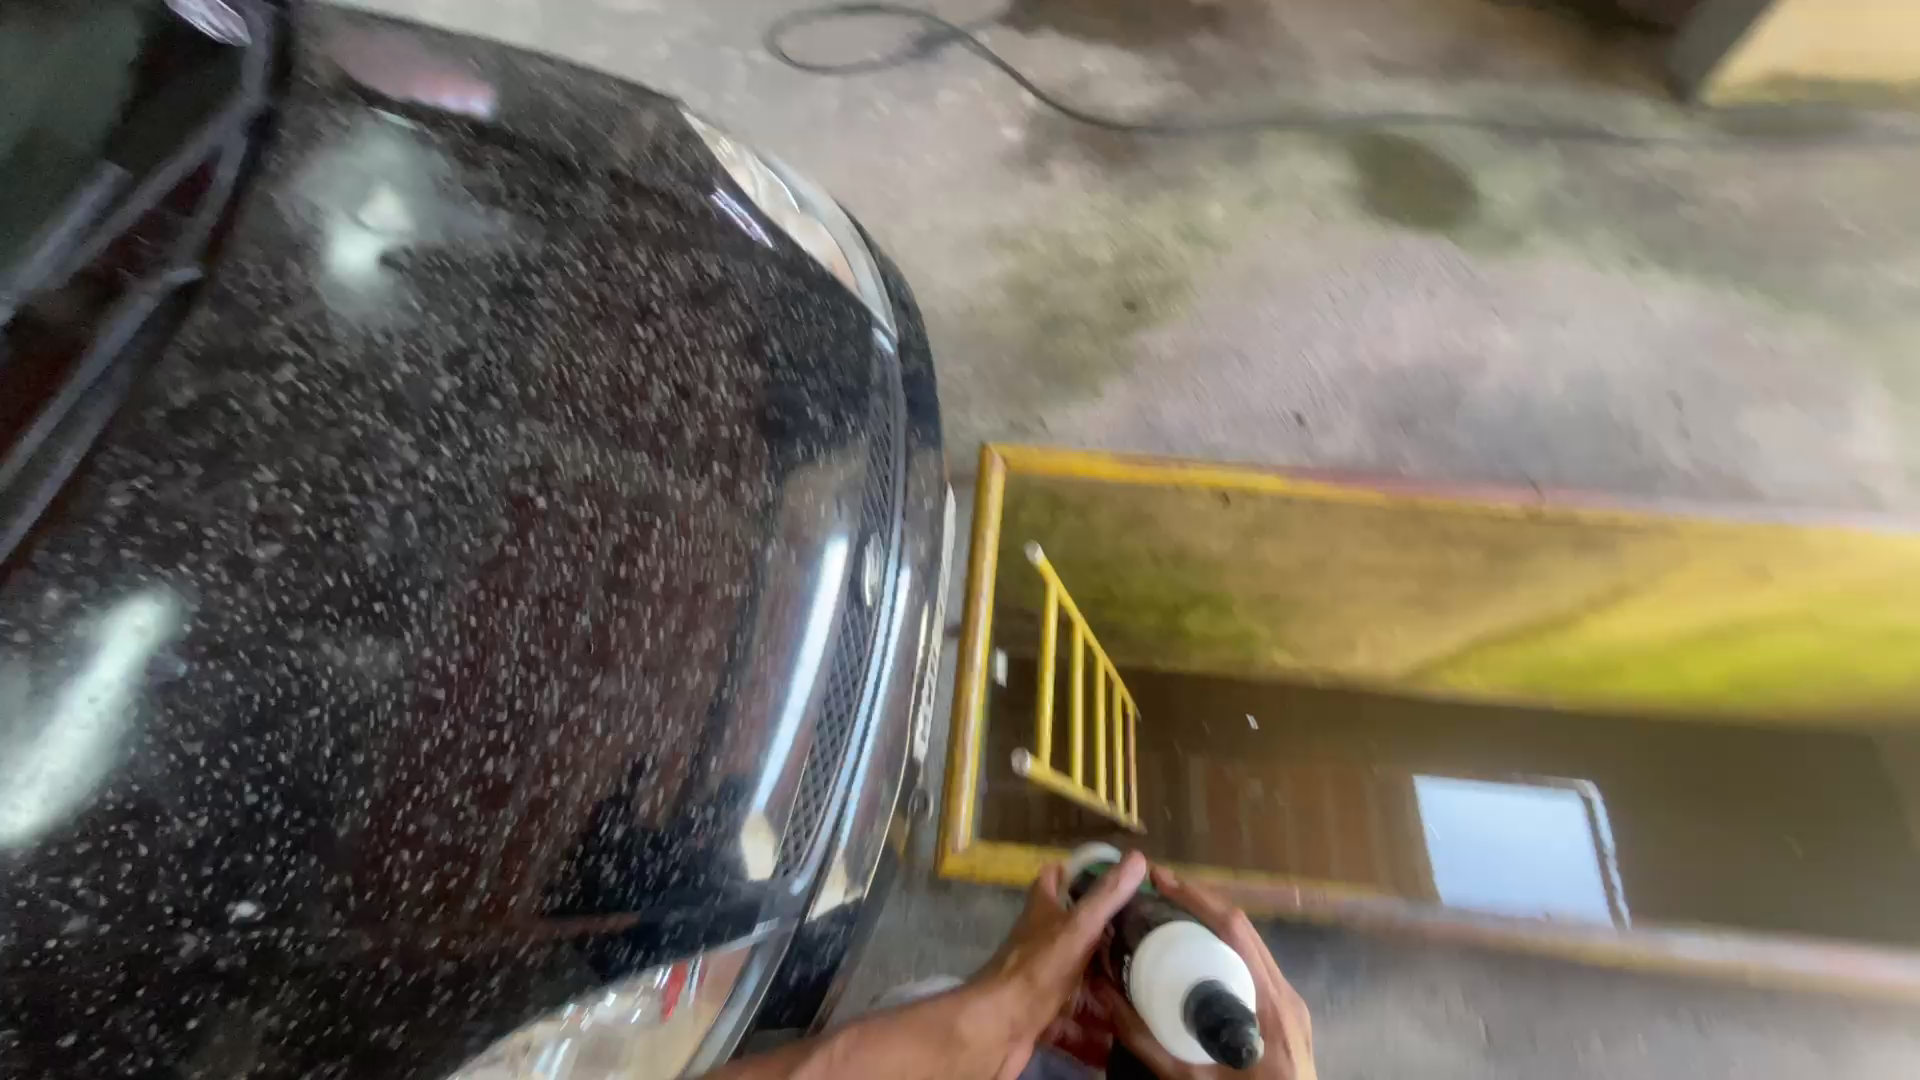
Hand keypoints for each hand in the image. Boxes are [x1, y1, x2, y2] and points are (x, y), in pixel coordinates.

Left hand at [965, 851, 1147, 1079]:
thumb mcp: (1077, 927)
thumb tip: (1138, 857)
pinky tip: (1119, 1040)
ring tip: (1141, 992)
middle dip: (1104, 937)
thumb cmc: (1037, 966)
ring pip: (1077, 978)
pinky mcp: (1041, 1013)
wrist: (999, 1025)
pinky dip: (1094, 1033)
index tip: (1111, 878)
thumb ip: (1106, 897)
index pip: (1054, 877)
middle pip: (1072, 930)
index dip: (1076, 872)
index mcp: (1042, 909)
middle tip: (1141, 942)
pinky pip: (1073, 1021)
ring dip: (1103, 989)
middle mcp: (1038, 938)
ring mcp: (1040, 977)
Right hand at [1095, 866, 1314, 1079]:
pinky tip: (1197, 945)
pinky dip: (1223, 942)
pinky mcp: (1288, 1011)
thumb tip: (1105, 993)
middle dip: (1199, 900)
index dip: (1197, 898)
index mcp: (1270, 1005)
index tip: (1160, 881)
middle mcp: (1286, 994)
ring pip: (1250, 942)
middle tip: (1158, 887)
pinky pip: (1253, 962)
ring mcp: (1291, 1002)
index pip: (1235, 931)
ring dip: (1211, 918)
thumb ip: (1146, 1040)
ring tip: (1172, 907)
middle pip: (1243, 928)